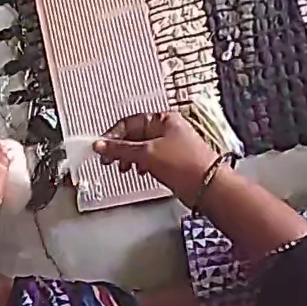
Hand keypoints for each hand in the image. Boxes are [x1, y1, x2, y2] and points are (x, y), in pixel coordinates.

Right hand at [93, 112, 220, 200]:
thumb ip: (120, 148)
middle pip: (134, 135)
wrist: (206, 185)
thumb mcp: (146, 153)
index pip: (129, 122)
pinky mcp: (171, 161)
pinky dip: (140, 164)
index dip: (113, 134)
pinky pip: (149, 159)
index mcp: (163, 120)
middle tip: (108, 159)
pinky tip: (138, 171)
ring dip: (128, 158)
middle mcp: (167, 130)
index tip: (101, 146)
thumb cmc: (185, 164)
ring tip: (122, 166)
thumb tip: (101, 144)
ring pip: (140, 148)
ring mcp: (169, 146)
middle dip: (119, 148)